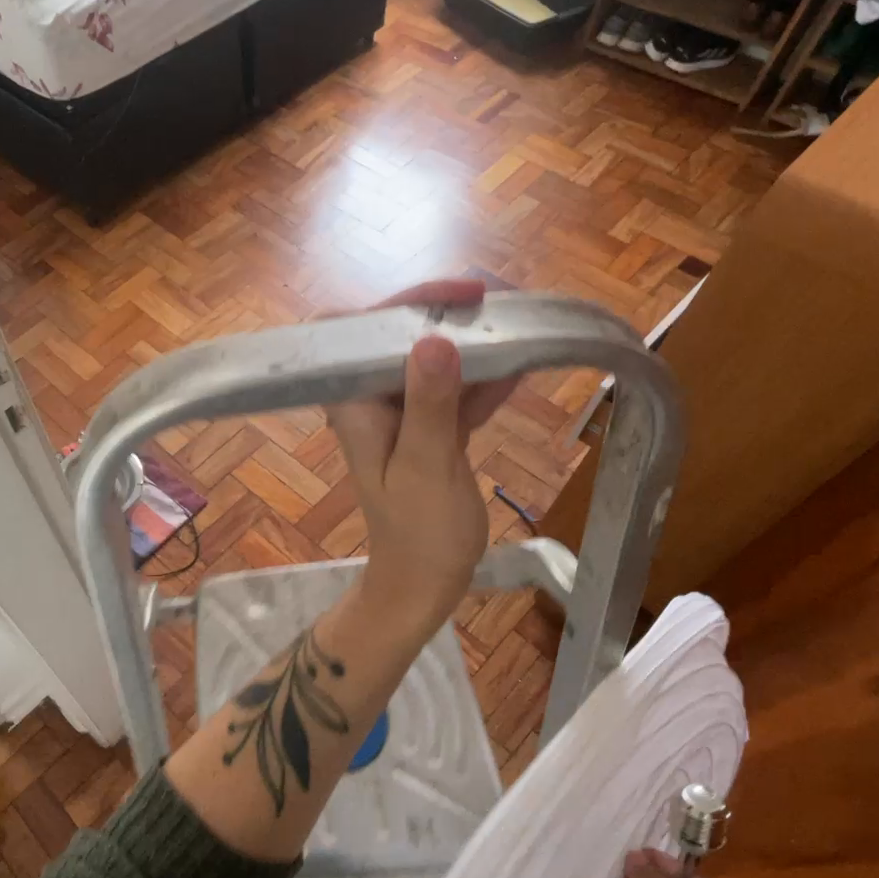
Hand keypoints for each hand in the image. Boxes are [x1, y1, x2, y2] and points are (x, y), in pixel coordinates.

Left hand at [325, 280, 513, 632]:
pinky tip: (523, 369)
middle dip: (447, 315)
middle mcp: (373, 399)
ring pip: (435, 360)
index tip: (457, 295)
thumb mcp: (425, 468)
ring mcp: (404, 412)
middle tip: (499, 304)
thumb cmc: (418, 533)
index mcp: (355, 404)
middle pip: (402, 336)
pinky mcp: (432, 426)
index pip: (360, 330)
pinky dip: (486, 381)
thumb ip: (429, 406)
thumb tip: (433, 341)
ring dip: (474, 343)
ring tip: (521, 326)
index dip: (403, 302)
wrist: (424, 582)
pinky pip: (457, 391)